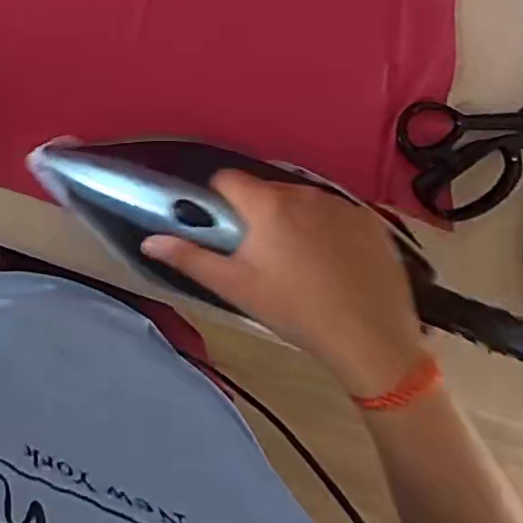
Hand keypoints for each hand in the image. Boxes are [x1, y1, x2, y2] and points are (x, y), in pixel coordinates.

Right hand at [140, 171, 425, 396]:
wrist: (374, 344)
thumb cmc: (295, 311)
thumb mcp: (234, 286)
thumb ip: (188, 258)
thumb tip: (148, 241)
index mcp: (265, 204)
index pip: (226, 178)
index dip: (218, 198)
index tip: (225, 227)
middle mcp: (302, 193)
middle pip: (263, 190)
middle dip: (256, 211)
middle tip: (260, 252)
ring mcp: (341, 206)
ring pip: (299, 200)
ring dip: (290, 217)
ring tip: (298, 258)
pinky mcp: (371, 222)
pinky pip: (334, 212)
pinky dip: (326, 227)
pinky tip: (332, 260)